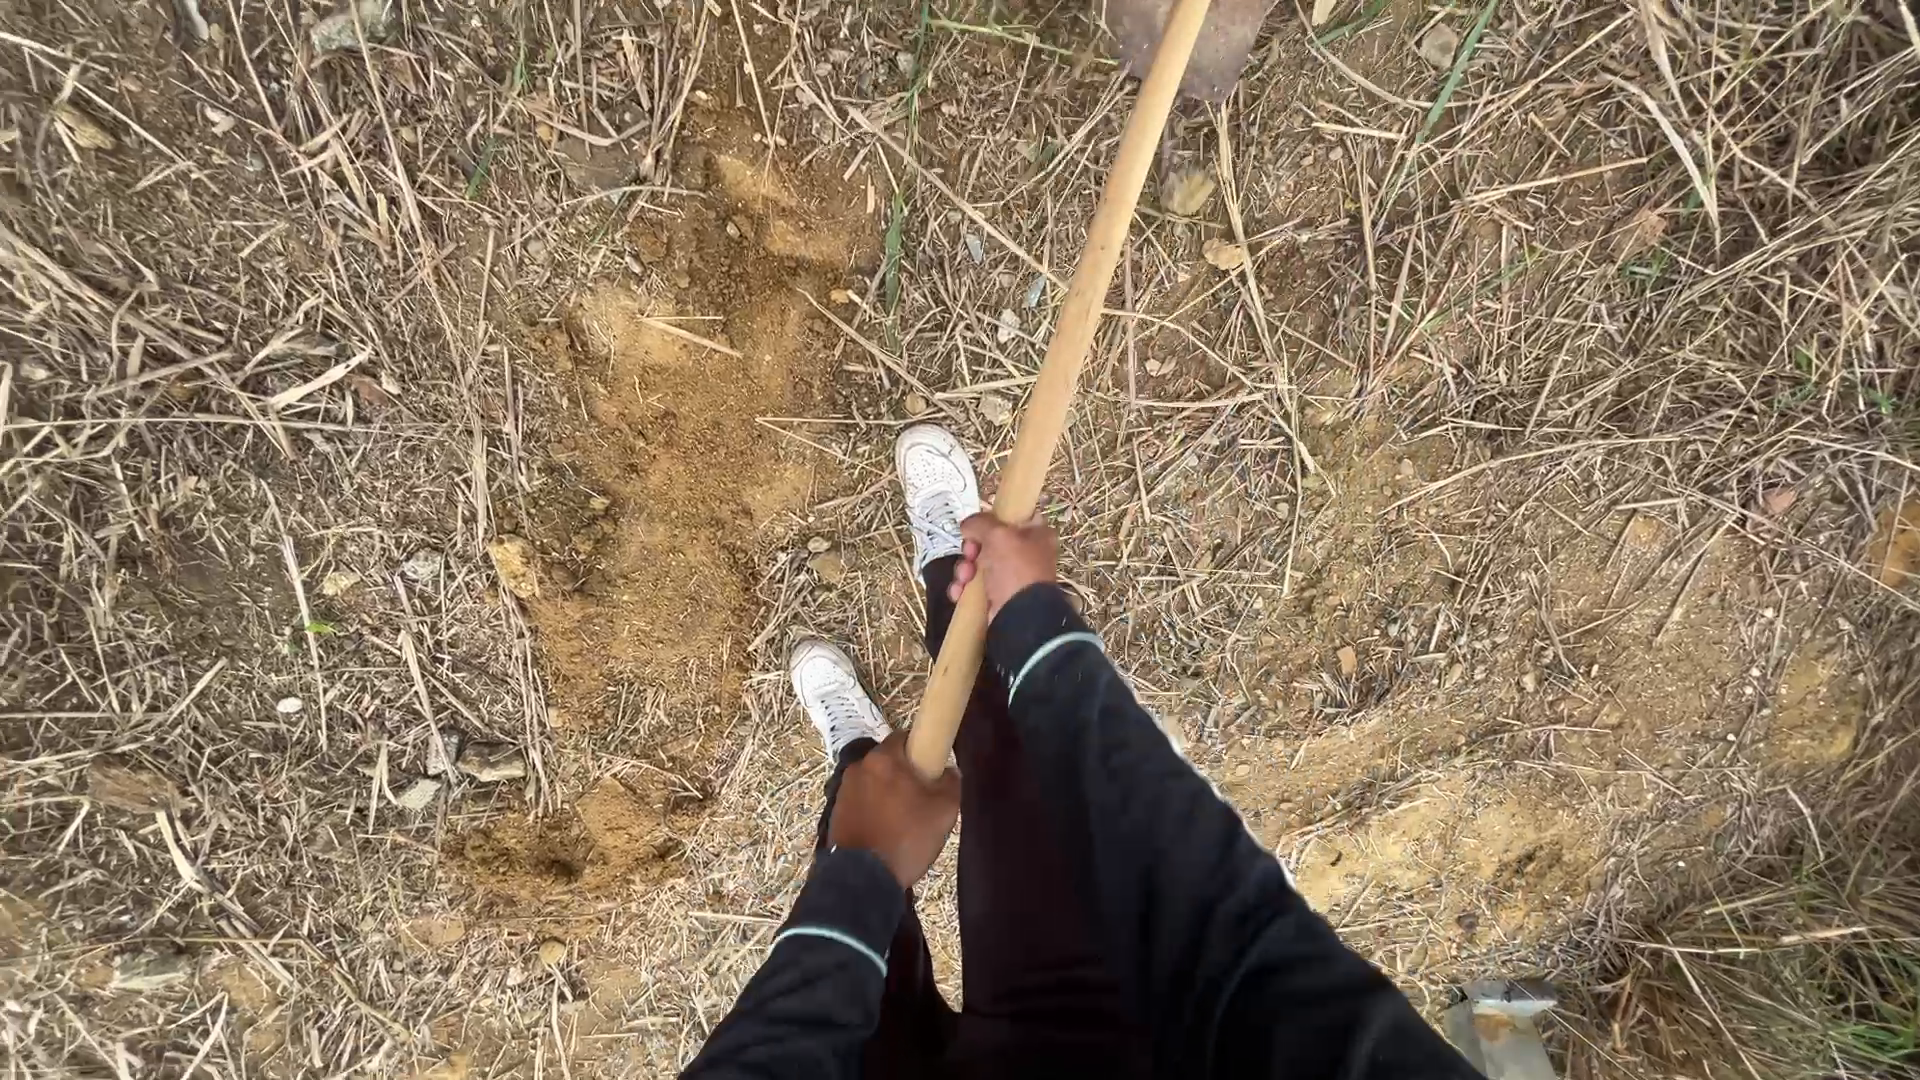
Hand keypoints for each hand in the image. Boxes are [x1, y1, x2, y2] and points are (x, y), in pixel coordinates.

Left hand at [826, 732, 960, 888]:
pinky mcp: (835, 813)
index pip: (904, 737)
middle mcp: (859, 767)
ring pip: (874, 782)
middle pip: (888, 761)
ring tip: (902, 822)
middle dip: (904, 774)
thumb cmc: (906, 838)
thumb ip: (951, 782)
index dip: (921, 750)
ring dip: (886, 793)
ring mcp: (843, 790)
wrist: (863, 881)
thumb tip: (948, 772)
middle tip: (921, 799)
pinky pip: (861, 802)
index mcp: (884, 758)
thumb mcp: (944, 810)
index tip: (931, 770)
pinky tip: (884, 833)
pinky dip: (872, 811)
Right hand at [947, 513, 1057, 622]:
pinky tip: (959, 592)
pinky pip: (974, 586)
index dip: (992, 520)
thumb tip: (967, 525)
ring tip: (965, 579)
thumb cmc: (1016, 570)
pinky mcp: (998, 596)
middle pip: (989, 541)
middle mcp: (1026, 554)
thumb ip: (980, 522)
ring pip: (978, 564)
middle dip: (972, 548)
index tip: (978, 527)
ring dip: (965, 569)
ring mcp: (1011, 577)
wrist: (1020, 617)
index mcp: (1037, 535)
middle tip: (970, 553)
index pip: (1012, 517)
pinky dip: (963, 588)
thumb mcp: (998, 535)